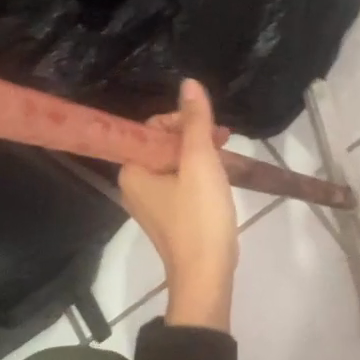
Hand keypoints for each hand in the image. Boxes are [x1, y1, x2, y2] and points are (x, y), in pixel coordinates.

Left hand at [119, 79, 239, 329]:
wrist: (206, 276)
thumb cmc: (200, 216)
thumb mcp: (200, 161)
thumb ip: (195, 121)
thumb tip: (189, 84)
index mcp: (132, 170)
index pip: (151, 129)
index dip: (181, 121)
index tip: (210, 129)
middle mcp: (135, 185)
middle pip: (162, 145)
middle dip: (194, 138)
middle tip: (223, 140)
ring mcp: (152, 204)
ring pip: (174, 165)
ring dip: (200, 156)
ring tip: (227, 159)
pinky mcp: (170, 218)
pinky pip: (181, 184)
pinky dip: (199, 176)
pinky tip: (221, 181)